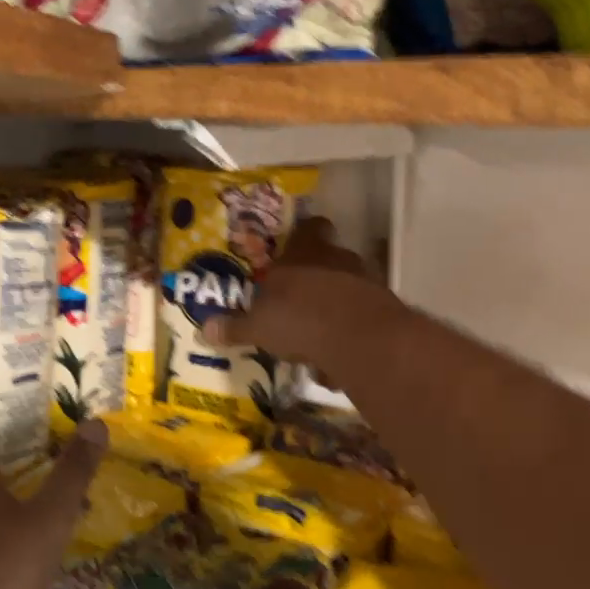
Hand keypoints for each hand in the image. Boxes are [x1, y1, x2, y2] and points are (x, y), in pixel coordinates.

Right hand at [201, 217, 400, 375]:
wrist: (359, 339)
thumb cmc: (299, 318)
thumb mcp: (258, 326)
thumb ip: (235, 327)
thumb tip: (206, 329)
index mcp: (304, 252)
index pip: (310, 227)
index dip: (304, 234)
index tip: (293, 248)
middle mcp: (337, 258)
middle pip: (328, 259)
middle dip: (314, 279)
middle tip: (295, 303)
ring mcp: (365, 281)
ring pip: (345, 290)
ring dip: (332, 310)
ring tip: (313, 342)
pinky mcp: (384, 309)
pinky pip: (359, 319)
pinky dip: (348, 336)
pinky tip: (333, 361)